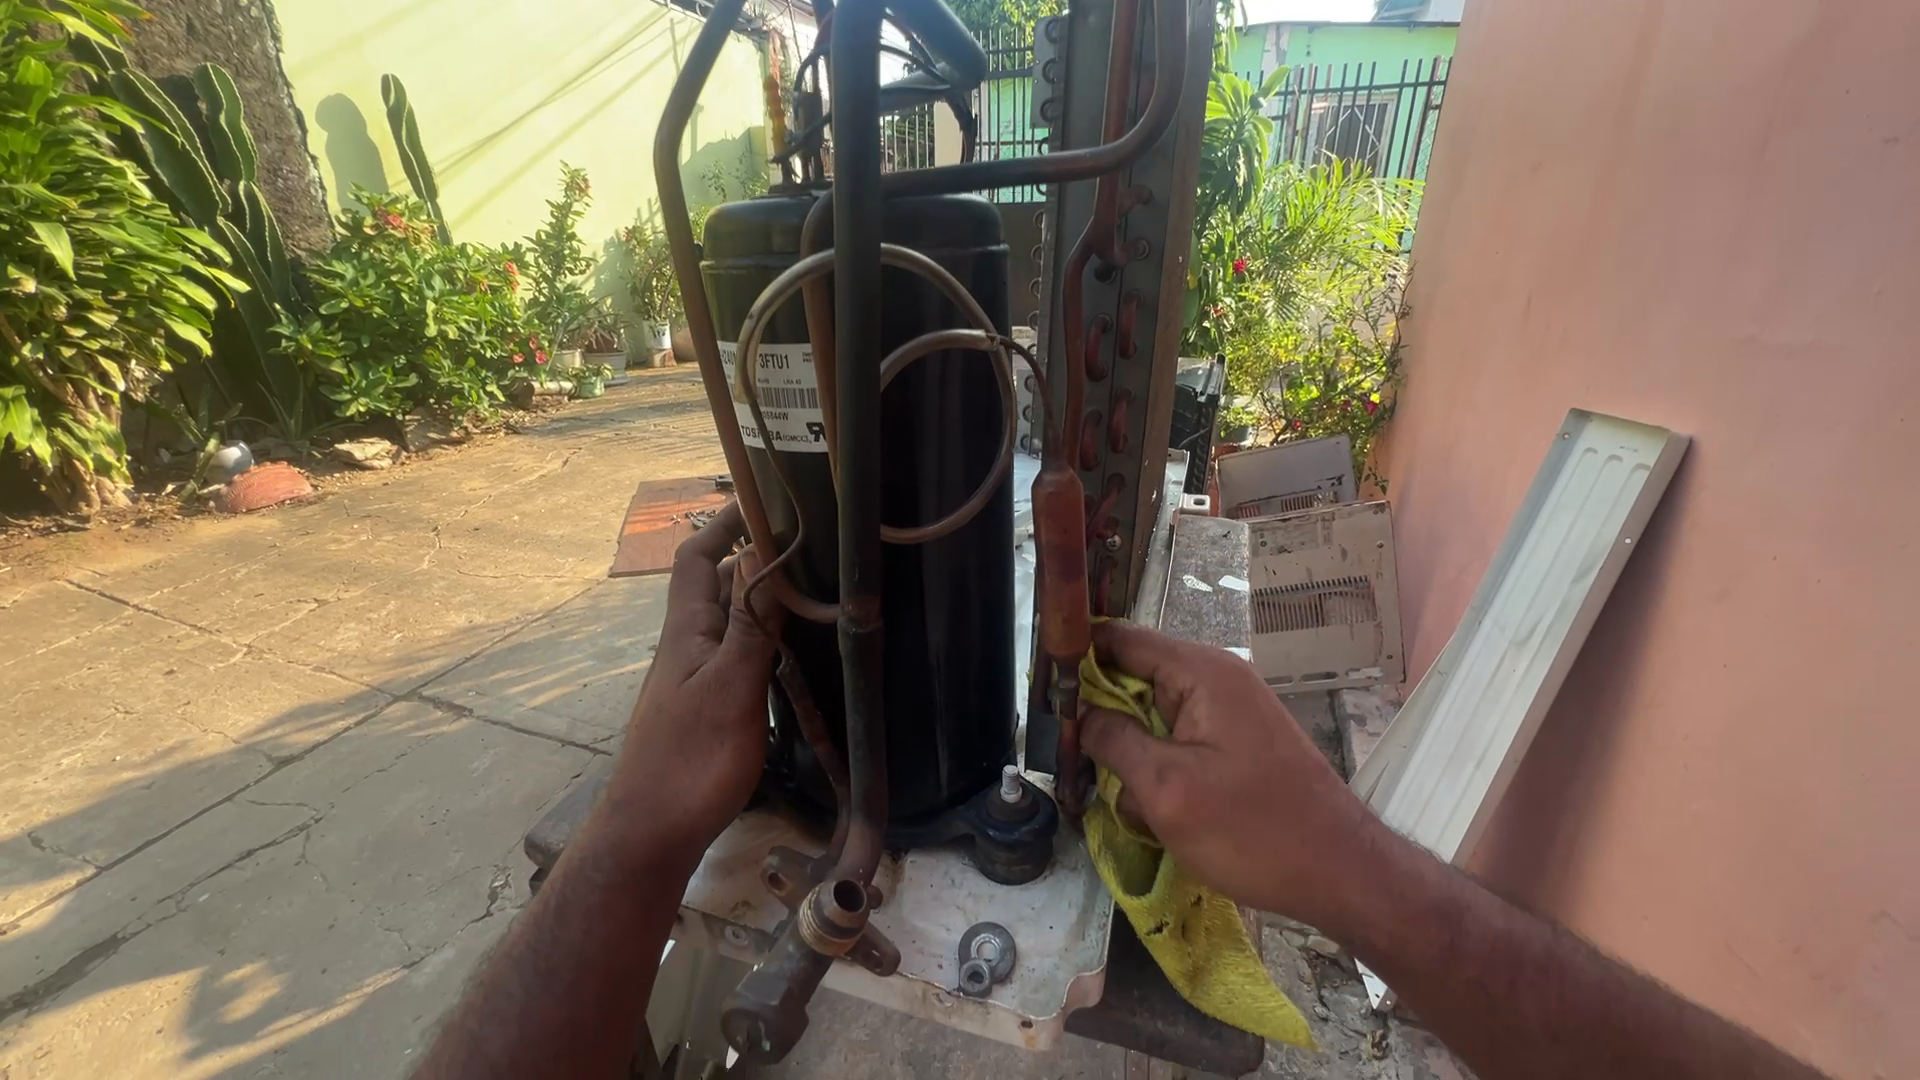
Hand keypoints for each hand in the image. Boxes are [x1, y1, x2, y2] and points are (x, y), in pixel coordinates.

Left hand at [599, 503, 782, 868]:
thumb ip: (750, 624)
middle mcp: (690, 645)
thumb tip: (761, 555)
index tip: (764, 500)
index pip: (698, 560)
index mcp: (687, 632)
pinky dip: (770, 638)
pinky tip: (800, 649)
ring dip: (767, 598)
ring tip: (817, 589)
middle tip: (812, 547)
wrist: (652, 834)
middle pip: (722, 586)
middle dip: (758, 558)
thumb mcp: (729, 687)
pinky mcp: (713, 705)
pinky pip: (744, 654)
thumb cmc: (691, 759)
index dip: (724, 525)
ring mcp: (700, 677)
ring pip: (735, 621)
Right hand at [1080, 620, 1396, 934]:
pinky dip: (1158, 766)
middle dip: (1101, 716)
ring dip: (1131, 752)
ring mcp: (1227, 709)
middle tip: (1077, 758)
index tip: (1043, 689)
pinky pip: (1177, 737)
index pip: (1120, 639)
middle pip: (1132, 675)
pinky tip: (1158, 810)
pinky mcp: (1233, 739)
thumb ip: (1113, 741)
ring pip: (1151, 713)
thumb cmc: (1254, 831)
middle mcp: (1214, 678)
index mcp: (1200, 672)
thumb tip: (1080, 715)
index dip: (1076, 656)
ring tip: (1129, 800)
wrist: (1344, 875)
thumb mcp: (1167, 789)